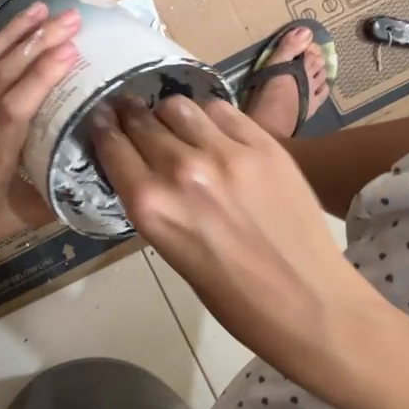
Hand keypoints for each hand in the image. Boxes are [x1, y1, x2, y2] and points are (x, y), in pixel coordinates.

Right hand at [93, 96, 381, 357]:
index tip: (101, 117)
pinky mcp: (263, 144)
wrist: (307, 301)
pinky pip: (221, 111)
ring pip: (179, 106)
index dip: (103, 127)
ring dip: (169, 113)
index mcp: (151, 206)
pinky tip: (211, 128)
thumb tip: (145, 169)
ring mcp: (225, 153)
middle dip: (131, 115)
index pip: (113, 147)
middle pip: (143, 121)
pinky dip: (208, 115)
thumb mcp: (171, 250)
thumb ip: (155, 204)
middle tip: (130, 111)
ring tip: (174, 121)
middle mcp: (180, 170)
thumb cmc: (232, 295)